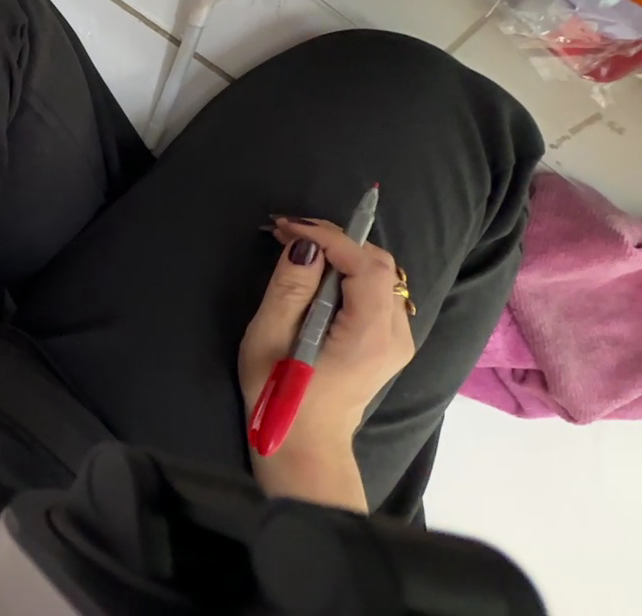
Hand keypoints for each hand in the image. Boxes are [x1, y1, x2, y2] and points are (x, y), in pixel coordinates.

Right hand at [237, 217, 414, 508]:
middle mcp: (396, 333)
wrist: (304, 441)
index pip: (366, 266)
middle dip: (335, 239)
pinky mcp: (385, 342)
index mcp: (371, 334)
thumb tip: (303, 247)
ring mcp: (396, 339)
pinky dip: (346, 271)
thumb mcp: (270, 336)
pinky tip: (313, 271)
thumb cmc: (279, 390)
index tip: (285, 225)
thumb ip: (290, 289)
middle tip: (284, 230)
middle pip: (381, 267)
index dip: (329, 237)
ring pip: (381, 277)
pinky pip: (376, 293)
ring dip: (341, 252)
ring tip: (293, 246)